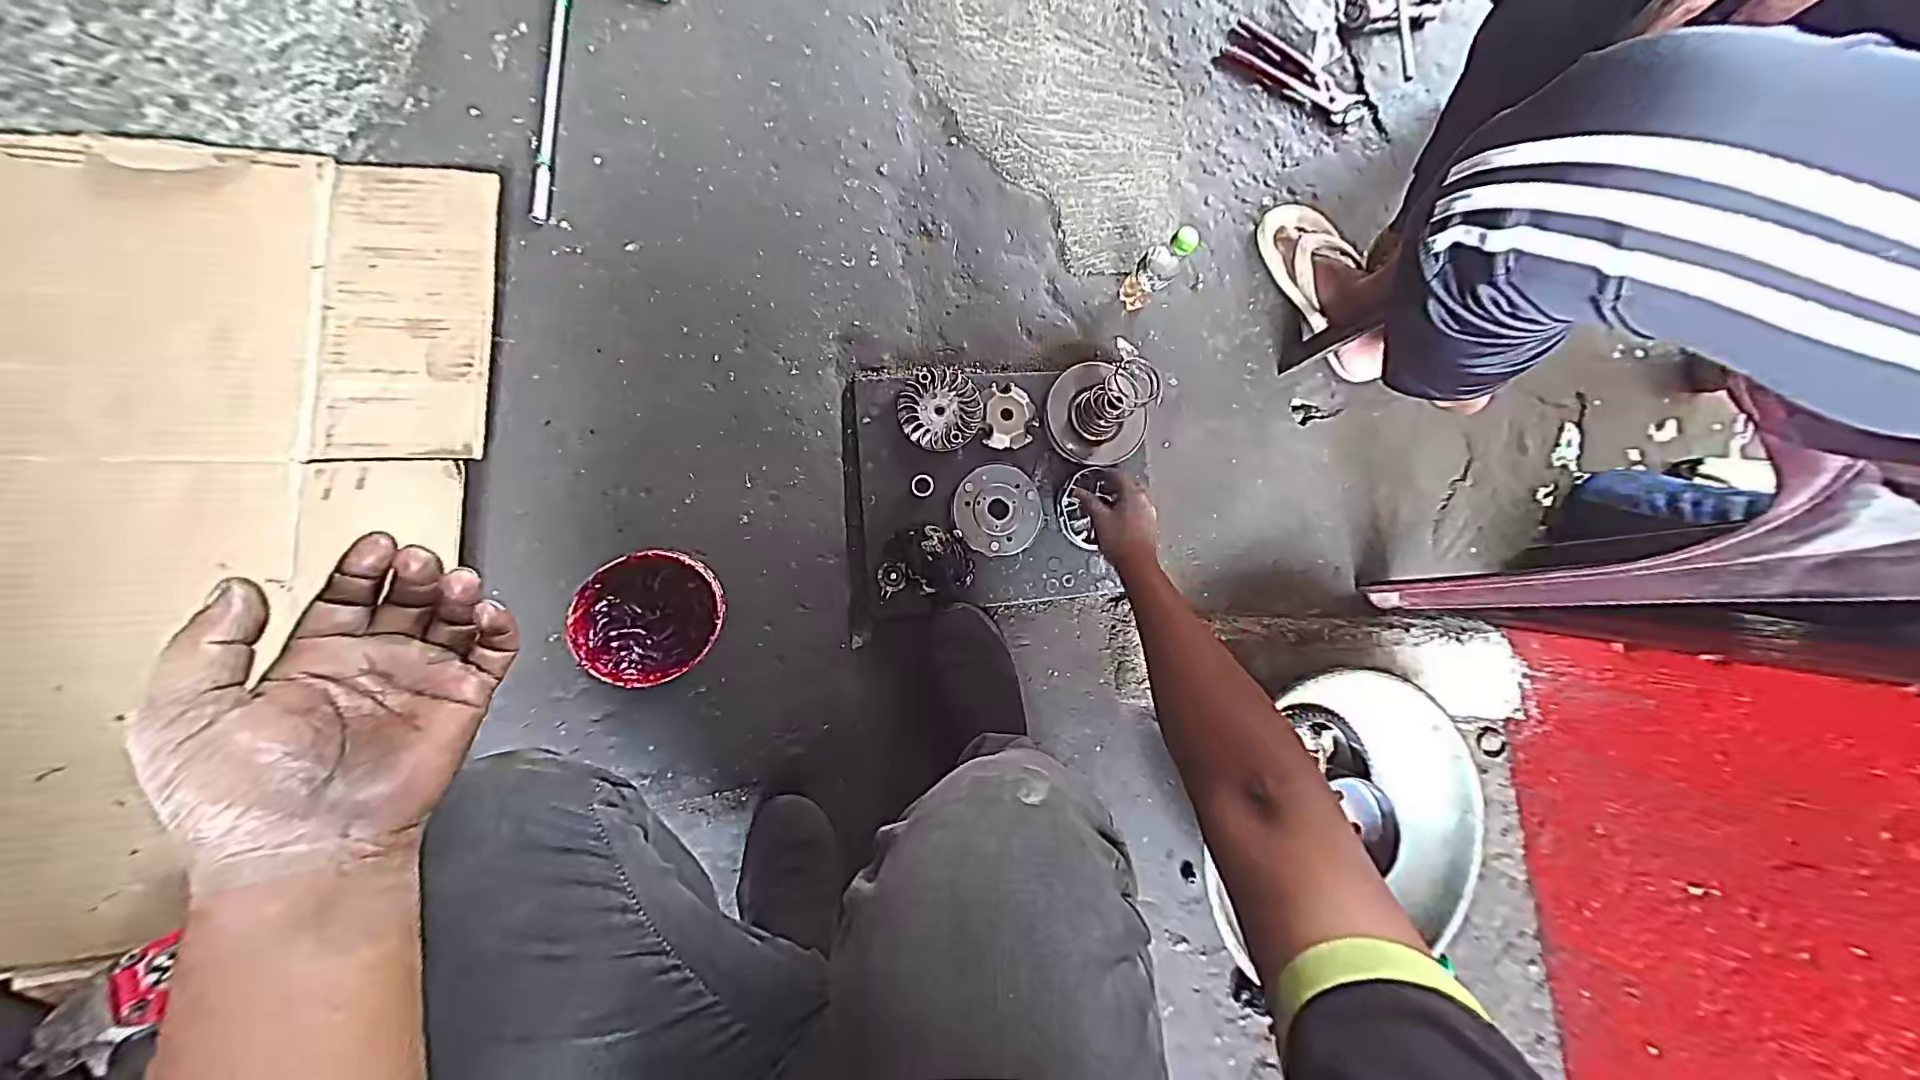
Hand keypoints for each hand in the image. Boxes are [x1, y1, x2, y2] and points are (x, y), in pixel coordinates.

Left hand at [130, 533, 520, 890]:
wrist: (306, 846)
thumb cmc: (239, 797)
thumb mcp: (182, 714)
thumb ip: (208, 646)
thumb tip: (238, 589)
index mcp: (313, 662)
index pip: (347, 596)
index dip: (361, 567)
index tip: (373, 544)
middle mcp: (374, 665)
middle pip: (408, 598)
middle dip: (416, 572)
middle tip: (417, 561)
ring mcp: (423, 680)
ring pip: (455, 618)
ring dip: (460, 592)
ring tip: (455, 581)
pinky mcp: (465, 699)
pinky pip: (494, 654)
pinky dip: (500, 628)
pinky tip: (487, 612)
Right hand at [1077, 473, 1159, 575]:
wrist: (1137, 564)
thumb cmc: (1121, 542)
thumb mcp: (1098, 518)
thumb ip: (1088, 501)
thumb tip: (1079, 492)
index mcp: (1133, 494)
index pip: (1118, 475)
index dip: (1104, 475)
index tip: (1096, 478)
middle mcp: (1144, 501)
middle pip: (1127, 486)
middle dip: (1112, 488)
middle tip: (1100, 492)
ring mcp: (1148, 513)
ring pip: (1132, 499)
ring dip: (1118, 500)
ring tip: (1105, 507)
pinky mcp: (1149, 525)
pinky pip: (1136, 512)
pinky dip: (1125, 511)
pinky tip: (1116, 521)